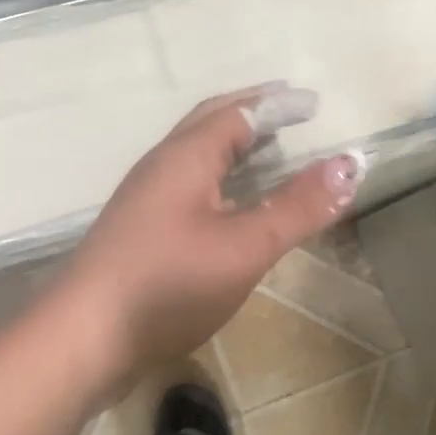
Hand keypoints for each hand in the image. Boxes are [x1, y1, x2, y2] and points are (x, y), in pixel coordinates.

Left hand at [53, 83, 366, 372]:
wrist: (86, 331)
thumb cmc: (169, 281)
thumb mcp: (243, 246)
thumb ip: (296, 207)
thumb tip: (350, 163)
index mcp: (187, 154)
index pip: (238, 112)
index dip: (276, 104)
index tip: (312, 103)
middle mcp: (162, 162)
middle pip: (210, 121)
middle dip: (251, 110)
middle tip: (290, 110)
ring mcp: (146, 193)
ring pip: (195, 150)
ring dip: (233, 140)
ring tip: (267, 150)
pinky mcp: (140, 224)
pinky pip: (188, 178)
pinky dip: (218, 170)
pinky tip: (227, 201)